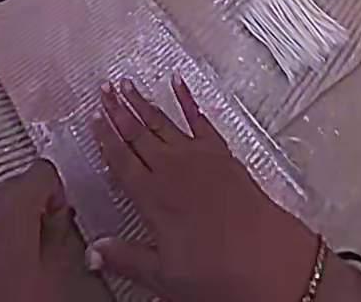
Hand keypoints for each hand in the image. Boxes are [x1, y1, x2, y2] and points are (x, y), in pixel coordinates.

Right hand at [90, 76, 321, 301]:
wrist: (268, 261)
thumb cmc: (217, 274)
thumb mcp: (164, 277)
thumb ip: (126, 259)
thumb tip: (92, 254)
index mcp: (152, 196)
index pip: (120, 160)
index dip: (105, 138)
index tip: (93, 118)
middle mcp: (170, 169)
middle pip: (136, 133)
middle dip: (117, 109)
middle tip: (104, 88)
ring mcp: (196, 156)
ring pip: (161, 121)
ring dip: (142, 102)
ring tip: (126, 83)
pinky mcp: (219, 151)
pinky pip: (198, 117)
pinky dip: (187, 98)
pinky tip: (177, 82)